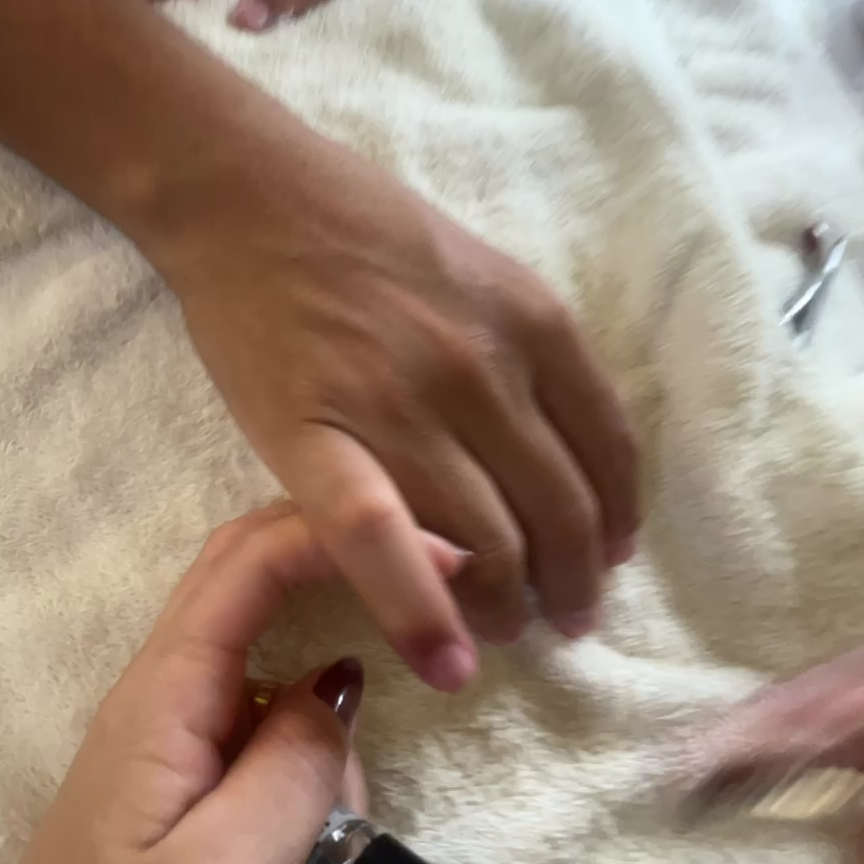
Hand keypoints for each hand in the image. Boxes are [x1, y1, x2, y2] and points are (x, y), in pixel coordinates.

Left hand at [7, 505, 458, 863]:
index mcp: (166, 686)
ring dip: (322, 682)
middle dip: (332, 547)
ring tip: (325, 827)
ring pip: (263, 633)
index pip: (251, 559)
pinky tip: (310, 824)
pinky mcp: (184, 749)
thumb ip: (291, 768)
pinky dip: (305, 731)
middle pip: (248, 560)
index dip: (336, 534)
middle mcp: (164, 675)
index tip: (429, 553)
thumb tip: (341, 674)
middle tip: (425, 568)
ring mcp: (172, 710)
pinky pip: (260, 703)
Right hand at [153, 155, 638, 691]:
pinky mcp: (317, 440)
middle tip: (561, 615)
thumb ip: (519, 347)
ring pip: (487, 541)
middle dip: (572, 582)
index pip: (609, 449)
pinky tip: (449, 665)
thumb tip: (545, 442)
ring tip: (502, 628)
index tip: (607, 556)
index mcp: (531, 319)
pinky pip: (382, 542)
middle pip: (559, 511)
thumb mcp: (472, 265)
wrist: (246, 199)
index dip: (616, 520)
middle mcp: (483, 369)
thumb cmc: (357, 221)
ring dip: (507, 606)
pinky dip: (421, 613)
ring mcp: (401, 407)